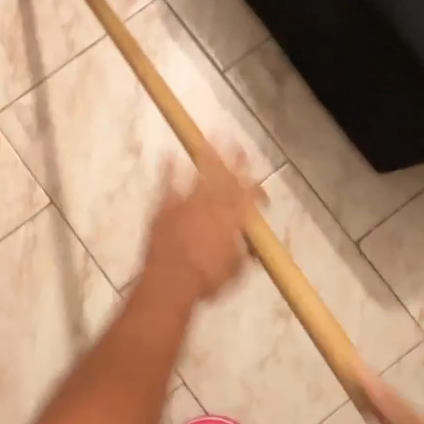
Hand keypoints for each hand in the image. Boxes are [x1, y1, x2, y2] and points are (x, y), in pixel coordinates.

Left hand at [138, 151, 261, 302]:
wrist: (170, 282)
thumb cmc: (206, 282)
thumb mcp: (235, 272)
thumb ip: (244, 254)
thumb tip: (252, 249)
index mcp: (232, 221)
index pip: (248, 197)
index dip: (256, 189)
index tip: (260, 185)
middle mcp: (212, 206)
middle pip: (226, 178)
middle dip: (233, 159)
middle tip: (236, 141)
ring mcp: (186, 203)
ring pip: (199, 174)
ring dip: (205, 156)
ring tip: (208, 140)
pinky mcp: (164, 207)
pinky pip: (166, 183)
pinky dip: (167, 168)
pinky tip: (167, 154)